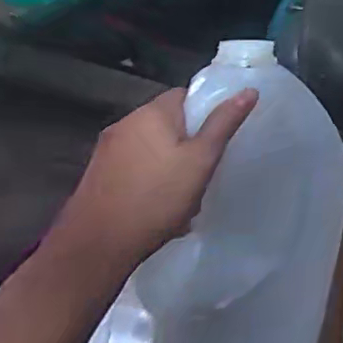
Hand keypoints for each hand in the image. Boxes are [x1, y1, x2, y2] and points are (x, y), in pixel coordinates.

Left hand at [46, 88, 256, 272]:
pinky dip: (150, 180)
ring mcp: (105, 153)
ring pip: (152, 148)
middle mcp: (123, 126)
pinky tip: (160, 208)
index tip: (218, 136)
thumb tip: (249, 90)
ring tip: (186, 194)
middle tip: (205, 168)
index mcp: (149, 114)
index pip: (185, 95)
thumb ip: (224, 122)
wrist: (93, 251)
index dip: (206, 111)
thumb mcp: (202, 159)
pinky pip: (135, 169)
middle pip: (168, 123)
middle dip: (189, 143)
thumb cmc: (156, 198)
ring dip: (170, 164)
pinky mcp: (95, 179)